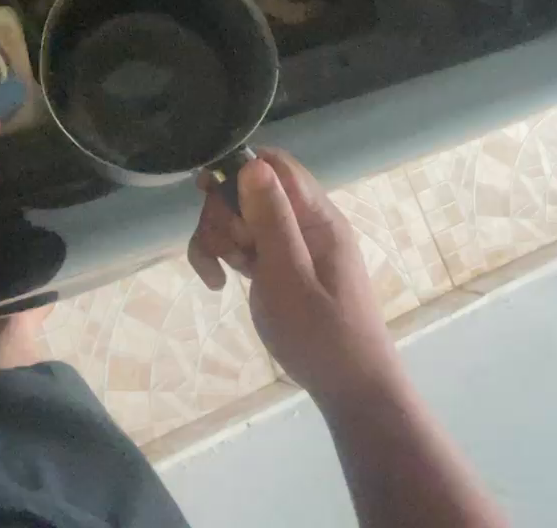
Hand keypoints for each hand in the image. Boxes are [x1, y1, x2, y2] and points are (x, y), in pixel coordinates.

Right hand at [186, 150, 405, 406]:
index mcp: (317, 217)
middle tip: (227, 251)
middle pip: (245, 190)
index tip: (207, 194)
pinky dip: (220, 257)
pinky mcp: (275, 263)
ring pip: (236, 217)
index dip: (238, 170)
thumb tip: (251, 163)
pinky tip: (217, 282)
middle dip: (222, 216)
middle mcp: (304, 222)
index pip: (274, 165)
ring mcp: (289, 244)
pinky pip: (238, 243)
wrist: (348, 393)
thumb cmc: (322, 336)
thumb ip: (271, 219)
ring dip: (216, 240)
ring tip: (218, 275)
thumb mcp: (289, 276)